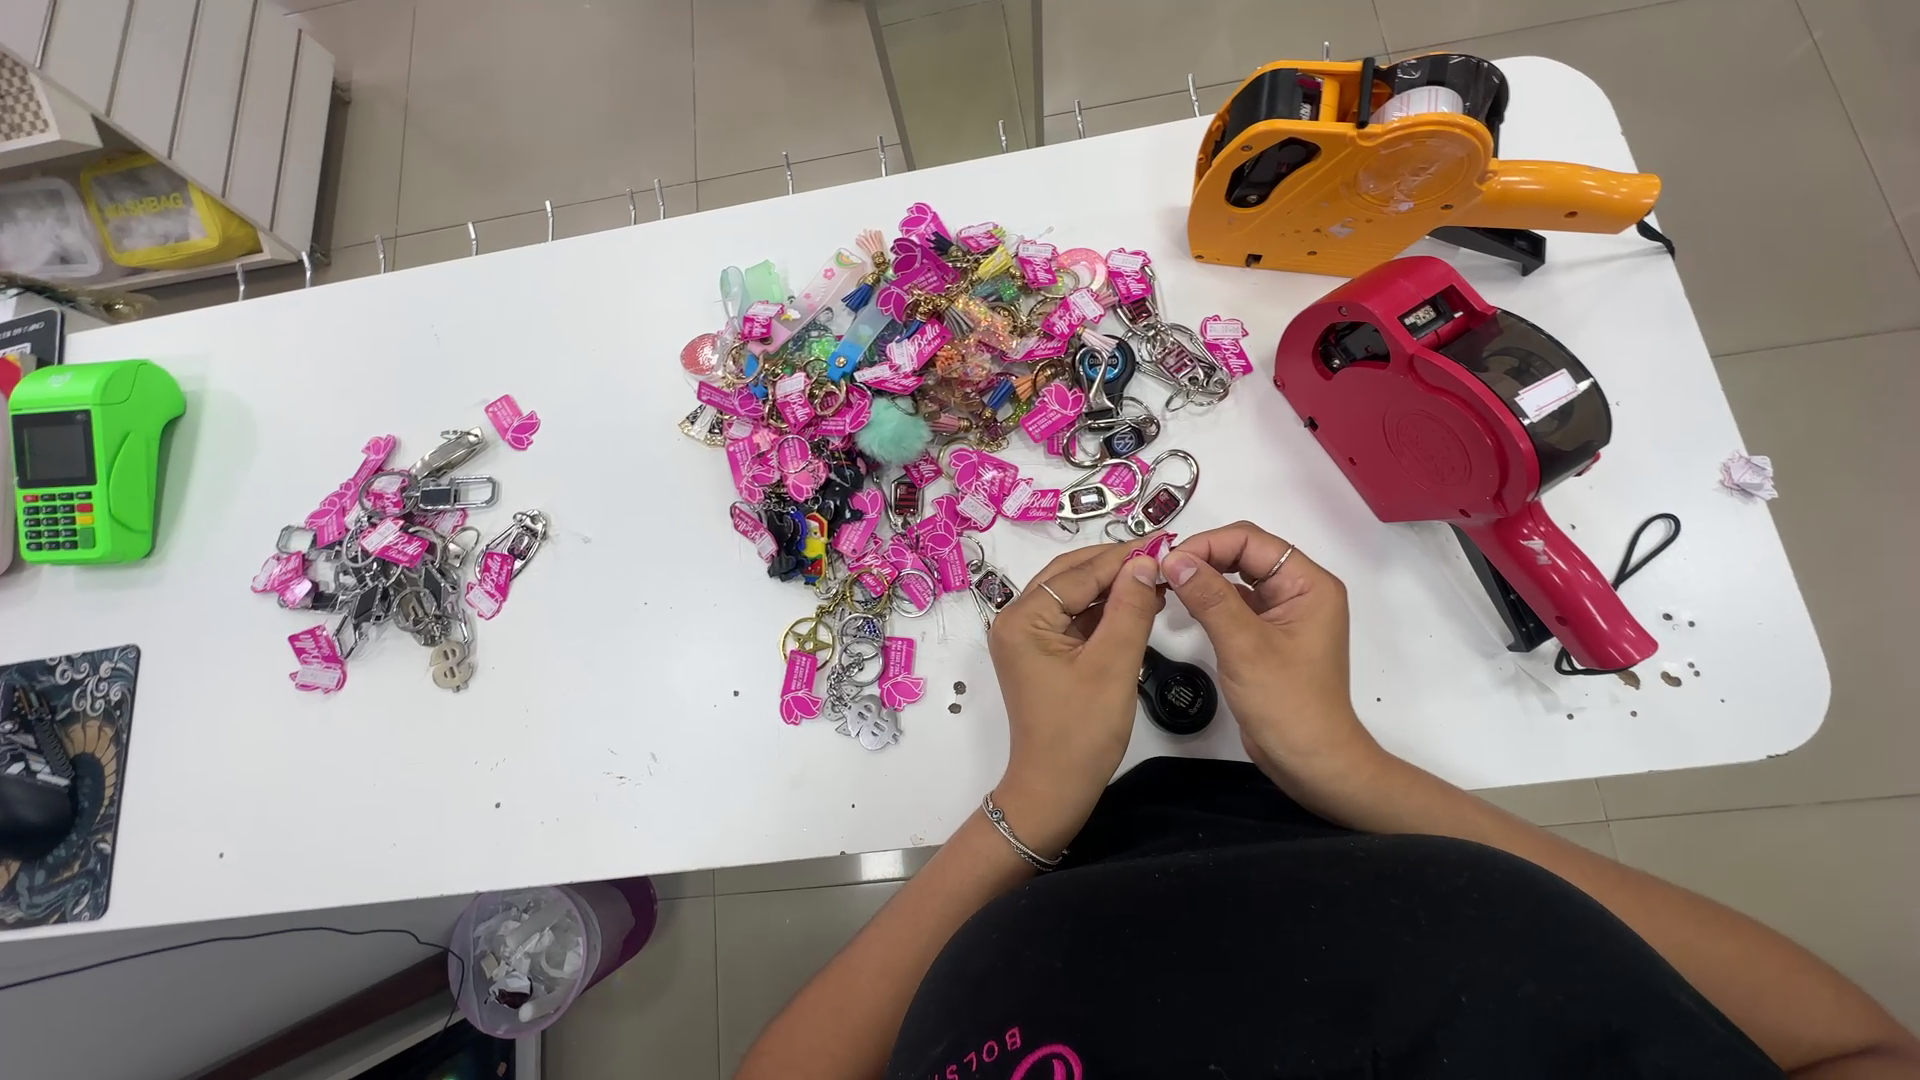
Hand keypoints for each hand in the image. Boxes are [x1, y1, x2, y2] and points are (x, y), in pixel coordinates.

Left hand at [986, 539, 1164, 856]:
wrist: (1055, 789)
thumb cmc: (1082, 732)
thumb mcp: (1113, 665)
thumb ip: (1131, 609)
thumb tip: (1147, 562)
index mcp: (1022, 619)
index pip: (1079, 574)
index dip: (1123, 557)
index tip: (1165, 542)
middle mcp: (1016, 620)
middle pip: (1071, 577)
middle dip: (1117, 566)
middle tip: (1163, 556)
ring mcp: (1026, 638)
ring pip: (1074, 596)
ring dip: (1113, 587)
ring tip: (1158, 578)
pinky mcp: (1040, 654)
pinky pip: (1073, 619)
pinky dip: (1104, 611)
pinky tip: (1138, 604)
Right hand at [1160, 522, 1384, 814]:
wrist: (1310, 761)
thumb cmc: (1286, 703)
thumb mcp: (1244, 646)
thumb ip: (1209, 597)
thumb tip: (1172, 559)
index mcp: (1309, 584)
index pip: (1252, 541)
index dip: (1208, 544)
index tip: (1168, 562)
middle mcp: (1299, 590)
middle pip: (1245, 553)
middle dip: (1203, 556)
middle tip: (1161, 570)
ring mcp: (1283, 613)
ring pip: (1237, 576)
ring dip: (1203, 576)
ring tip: (1166, 582)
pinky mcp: (1267, 634)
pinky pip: (1235, 601)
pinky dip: (1208, 598)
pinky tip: (1183, 603)